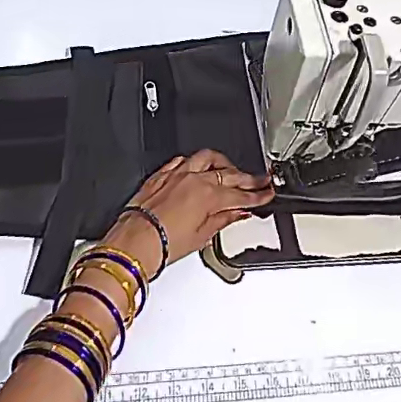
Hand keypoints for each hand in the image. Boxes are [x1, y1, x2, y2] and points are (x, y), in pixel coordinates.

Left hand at [100, 150, 273, 275]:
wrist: (133, 242)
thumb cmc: (162, 243)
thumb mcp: (202, 237)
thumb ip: (223, 220)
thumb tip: (236, 213)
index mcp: (209, 196)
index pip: (242, 194)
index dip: (258, 195)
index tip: (267, 194)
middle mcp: (195, 180)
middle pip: (230, 175)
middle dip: (249, 178)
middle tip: (260, 180)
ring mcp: (177, 175)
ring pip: (208, 158)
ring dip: (223, 163)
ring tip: (231, 169)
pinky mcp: (161, 175)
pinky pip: (182, 160)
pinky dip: (194, 162)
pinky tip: (198, 165)